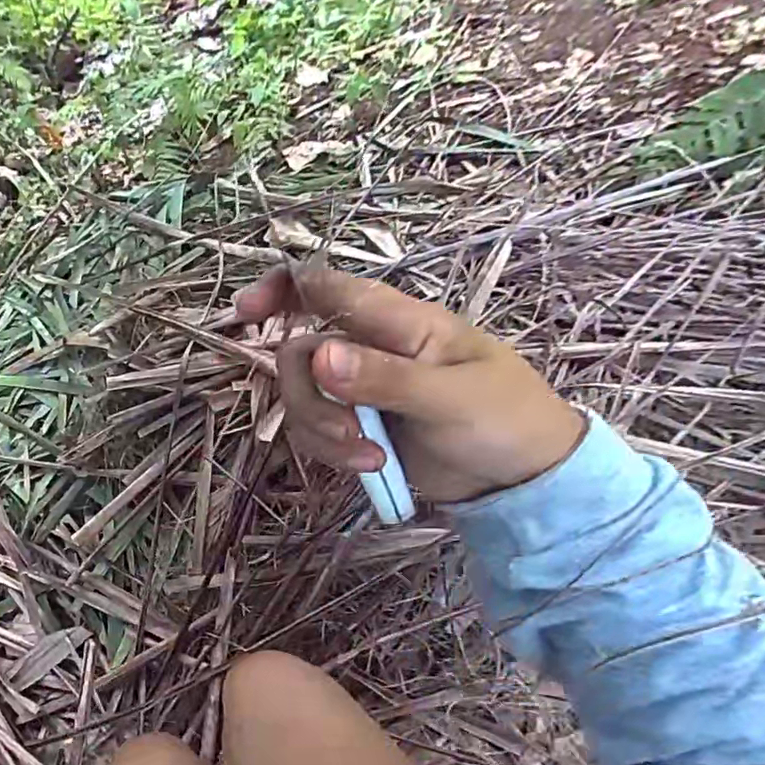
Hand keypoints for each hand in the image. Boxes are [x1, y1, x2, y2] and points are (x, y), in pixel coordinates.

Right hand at [230, 264, 584, 502]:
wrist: (519, 477)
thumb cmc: (504, 419)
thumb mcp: (451, 396)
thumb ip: (385, 377)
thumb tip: (319, 357)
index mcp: (399, 322)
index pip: (328, 287)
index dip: (281, 289)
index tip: (245, 311)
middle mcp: (369, 350)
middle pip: (299, 355)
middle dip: (308, 398)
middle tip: (346, 432)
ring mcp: (358, 392)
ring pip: (301, 400)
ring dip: (322, 432)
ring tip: (368, 458)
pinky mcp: (354, 428)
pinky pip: (313, 433)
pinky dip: (329, 453)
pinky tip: (370, 466)